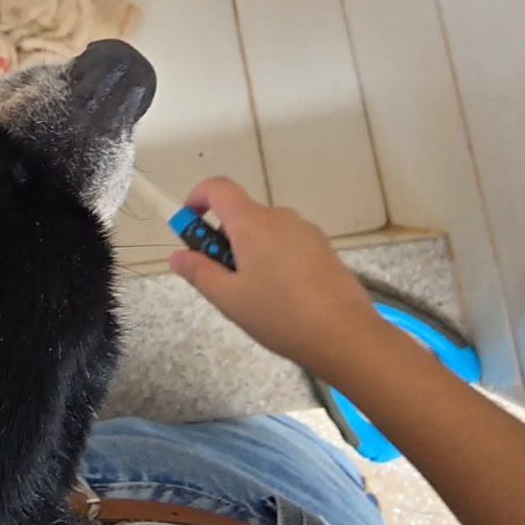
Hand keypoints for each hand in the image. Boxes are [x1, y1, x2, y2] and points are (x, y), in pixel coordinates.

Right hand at [167, 177, 383, 369]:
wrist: (348, 337)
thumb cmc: (281, 315)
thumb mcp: (229, 299)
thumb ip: (199, 272)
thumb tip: (176, 256)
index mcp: (252, 223)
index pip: (218, 188)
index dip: (197, 198)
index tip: (189, 224)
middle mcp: (279, 217)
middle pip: (240, 213)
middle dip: (222, 237)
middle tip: (220, 277)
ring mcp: (306, 231)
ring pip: (264, 230)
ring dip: (248, 250)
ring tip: (253, 294)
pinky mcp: (324, 249)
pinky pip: (287, 242)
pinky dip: (273, 257)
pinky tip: (282, 296)